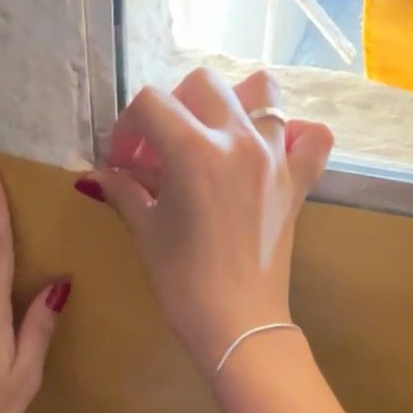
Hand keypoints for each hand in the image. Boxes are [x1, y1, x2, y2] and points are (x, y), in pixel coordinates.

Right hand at [82, 69, 332, 377]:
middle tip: (159, 150)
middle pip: (202, 85)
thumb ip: (125, 193)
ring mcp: (274, 159)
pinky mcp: (297, 184)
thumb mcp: (148, 234)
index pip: (151, 105)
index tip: (119, 160)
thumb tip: (99, 176)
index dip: (127, 128)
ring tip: (214, 134)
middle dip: (173, 107)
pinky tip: (275, 149)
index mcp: (195, 151)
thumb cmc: (185, 285)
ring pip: (262, 93)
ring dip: (233, 102)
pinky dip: (298, 136)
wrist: (239, 327)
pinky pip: (313, 140)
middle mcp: (239, 141)